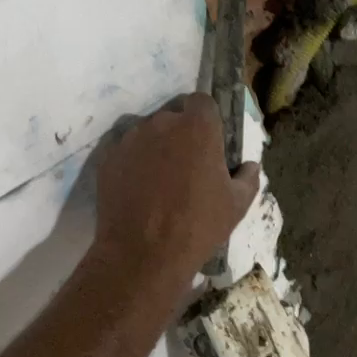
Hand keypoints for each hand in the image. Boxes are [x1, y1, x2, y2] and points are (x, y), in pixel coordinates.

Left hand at [93, 94, 261, 279]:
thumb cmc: (198, 225)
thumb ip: (248, 177)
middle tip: (187, 165)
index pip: (202, 101)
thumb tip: (248, 166)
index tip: (209, 139)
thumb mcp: (238, 204)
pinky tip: (139, 189)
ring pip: (147, 133)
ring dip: (156, 147)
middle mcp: (162, 123)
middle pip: (173, 116)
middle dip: (180, 133)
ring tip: (160, 181)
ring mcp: (130, 140)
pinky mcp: (107, 159)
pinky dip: (133, 163)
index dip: (206, 117)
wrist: (143, 255)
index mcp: (198, 127)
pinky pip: (125, 151)